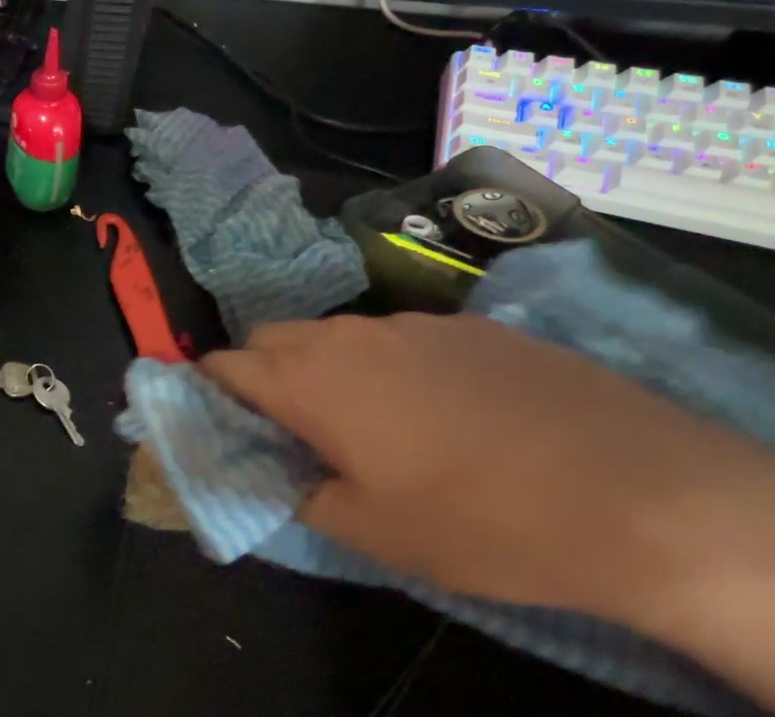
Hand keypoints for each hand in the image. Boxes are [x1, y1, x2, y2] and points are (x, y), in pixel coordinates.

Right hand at [201, 314, 774, 626]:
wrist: (649, 500)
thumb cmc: (485, 524)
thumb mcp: (373, 534)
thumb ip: (302, 493)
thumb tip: (280, 472)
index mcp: (307, 381)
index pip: (222, 365)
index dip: (209, 391)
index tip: (222, 423)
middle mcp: (347, 337)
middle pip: (272, 338)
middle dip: (264, 373)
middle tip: (295, 428)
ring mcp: (414, 324)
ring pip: (338, 334)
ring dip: (330, 367)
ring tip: (375, 421)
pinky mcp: (475, 327)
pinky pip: (404, 338)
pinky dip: (394, 365)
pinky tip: (449, 411)